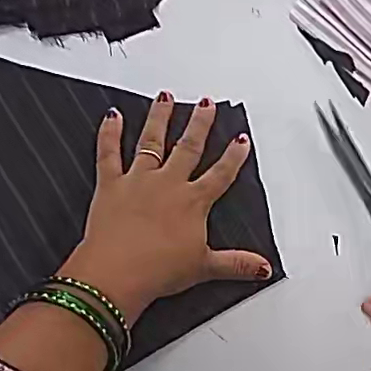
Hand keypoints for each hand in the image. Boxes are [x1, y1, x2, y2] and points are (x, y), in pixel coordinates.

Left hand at [60, 95, 270, 324]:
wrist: (116, 273)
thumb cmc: (157, 270)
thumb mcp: (204, 268)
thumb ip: (236, 264)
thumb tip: (261, 268)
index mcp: (193, 202)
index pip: (220, 173)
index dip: (233, 156)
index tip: (240, 141)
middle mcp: (168, 184)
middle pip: (188, 147)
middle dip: (200, 124)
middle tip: (206, 104)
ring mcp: (138, 181)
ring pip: (152, 141)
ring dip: (160, 117)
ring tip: (166, 97)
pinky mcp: (110, 185)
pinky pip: (109, 152)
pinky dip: (110, 133)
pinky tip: (113, 116)